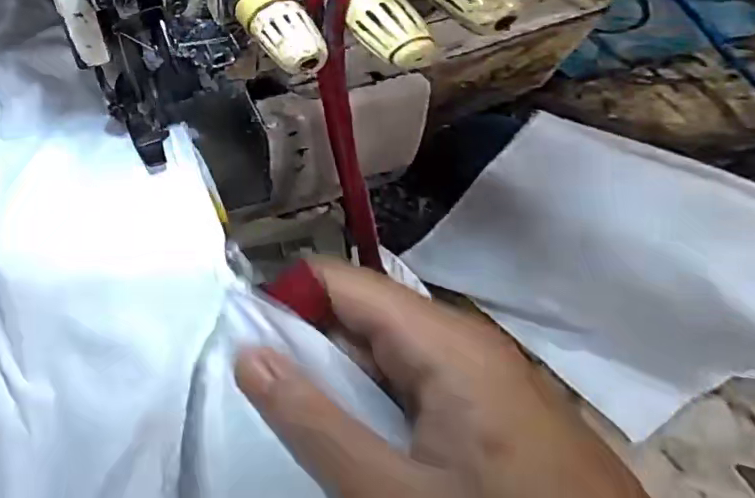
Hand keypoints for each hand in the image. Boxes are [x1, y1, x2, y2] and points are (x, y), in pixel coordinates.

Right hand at [235, 257, 642, 497]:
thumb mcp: (394, 496)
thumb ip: (312, 420)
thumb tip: (244, 353)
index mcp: (445, 341)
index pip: (333, 279)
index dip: (283, 301)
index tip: (250, 345)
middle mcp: (469, 343)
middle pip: (360, 314)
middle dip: (313, 348)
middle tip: (283, 400)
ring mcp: (495, 381)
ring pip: (390, 354)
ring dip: (347, 382)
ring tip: (326, 428)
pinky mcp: (510, 419)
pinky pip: (424, 387)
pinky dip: (387, 406)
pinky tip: (384, 453)